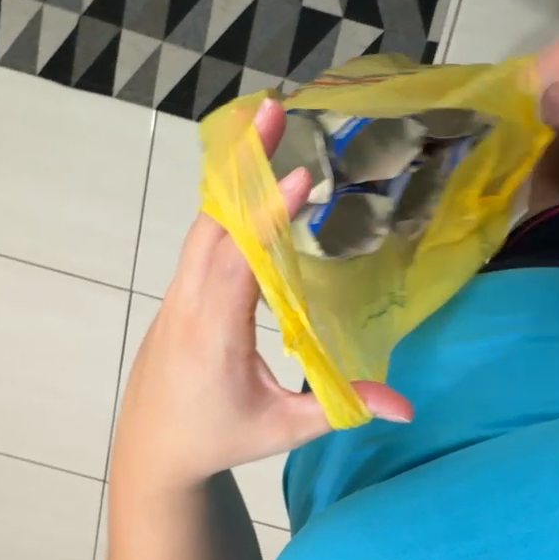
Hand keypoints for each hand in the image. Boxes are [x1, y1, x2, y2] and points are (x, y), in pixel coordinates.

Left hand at [110, 98, 412, 488]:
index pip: (242, 262)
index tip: (301, 175)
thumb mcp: (283, 429)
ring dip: (233, 173)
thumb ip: (342, 408)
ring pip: (204, 221)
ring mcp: (179, 291)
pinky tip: (248, 179)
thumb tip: (408, 407)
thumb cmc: (218, 438)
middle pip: (215, 219)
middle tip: (276, 110)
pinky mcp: (180, 291)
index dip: (270, 217)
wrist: (150, 450)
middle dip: (245, 163)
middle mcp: (190, 300)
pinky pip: (202, 236)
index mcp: (215, 331)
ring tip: (264, 126)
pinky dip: (224, 200)